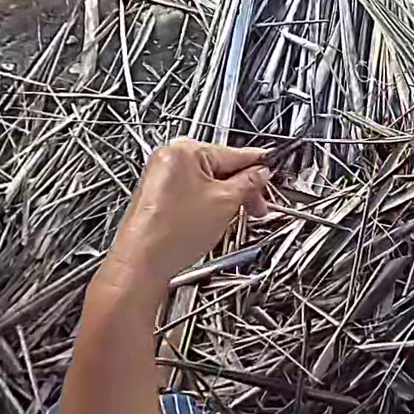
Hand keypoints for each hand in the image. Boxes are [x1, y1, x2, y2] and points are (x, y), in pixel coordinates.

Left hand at [98, 138, 269, 297]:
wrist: (141, 263)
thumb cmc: (170, 233)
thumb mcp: (225, 202)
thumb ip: (249, 182)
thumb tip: (260, 173)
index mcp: (185, 150)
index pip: (234, 152)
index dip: (258, 164)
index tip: (272, 169)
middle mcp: (170, 157)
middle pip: (221, 166)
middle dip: (242, 186)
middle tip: (257, 203)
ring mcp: (162, 175)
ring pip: (208, 179)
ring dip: (227, 196)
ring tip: (236, 214)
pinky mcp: (159, 193)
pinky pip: (194, 190)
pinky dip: (209, 202)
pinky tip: (215, 218)